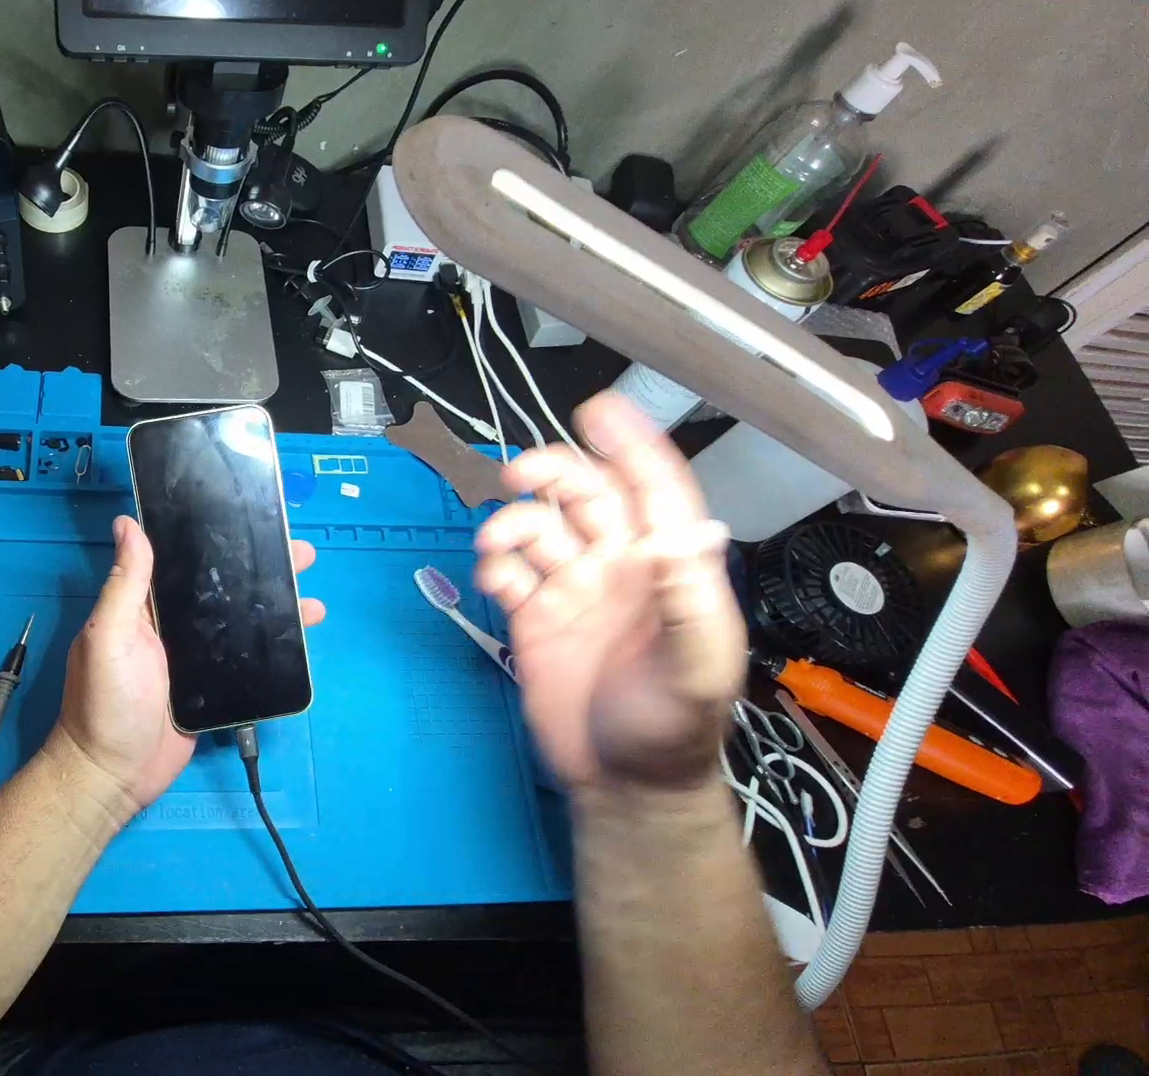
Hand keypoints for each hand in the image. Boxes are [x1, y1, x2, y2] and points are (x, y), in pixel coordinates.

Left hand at [46, 515, 324, 819]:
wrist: (115, 774)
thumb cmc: (105, 702)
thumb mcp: (108, 636)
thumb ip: (124, 584)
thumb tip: (127, 523)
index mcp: (144, 606)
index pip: (184, 562)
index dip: (216, 540)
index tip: (252, 520)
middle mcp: (172, 625)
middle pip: (222, 589)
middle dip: (261, 571)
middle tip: (301, 555)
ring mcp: (195, 658)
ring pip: (240, 623)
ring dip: (275, 608)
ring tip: (312, 597)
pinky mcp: (212, 689)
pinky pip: (246, 660)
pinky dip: (272, 647)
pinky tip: (300, 636)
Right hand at [474, 392, 744, 790]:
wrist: (620, 780)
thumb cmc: (672, 728)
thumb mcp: (698, 671)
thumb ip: (690, 603)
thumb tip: (675, 537)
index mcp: (665, 568)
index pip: (653, 491)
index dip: (631, 447)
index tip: (599, 411)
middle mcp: (616, 566)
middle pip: (583, 496)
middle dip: (552, 474)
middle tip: (518, 475)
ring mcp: (571, 588)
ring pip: (536, 529)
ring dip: (512, 523)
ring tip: (496, 545)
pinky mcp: (532, 614)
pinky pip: (507, 573)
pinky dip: (494, 566)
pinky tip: (496, 581)